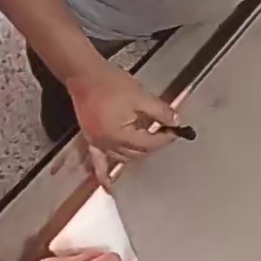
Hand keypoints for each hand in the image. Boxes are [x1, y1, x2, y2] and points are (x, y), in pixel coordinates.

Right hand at [65, 60, 182, 185]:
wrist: (85, 75)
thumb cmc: (111, 83)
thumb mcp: (140, 96)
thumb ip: (159, 111)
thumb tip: (176, 122)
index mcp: (120, 134)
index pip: (148, 144)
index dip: (164, 138)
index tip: (175, 131)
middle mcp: (107, 144)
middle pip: (136, 153)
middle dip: (152, 145)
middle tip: (164, 133)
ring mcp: (97, 143)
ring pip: (121, 158)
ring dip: (136, 154)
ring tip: (146, 144)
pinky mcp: (90, 139)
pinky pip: (97, 161)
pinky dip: (103, 173)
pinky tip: (107, 184)